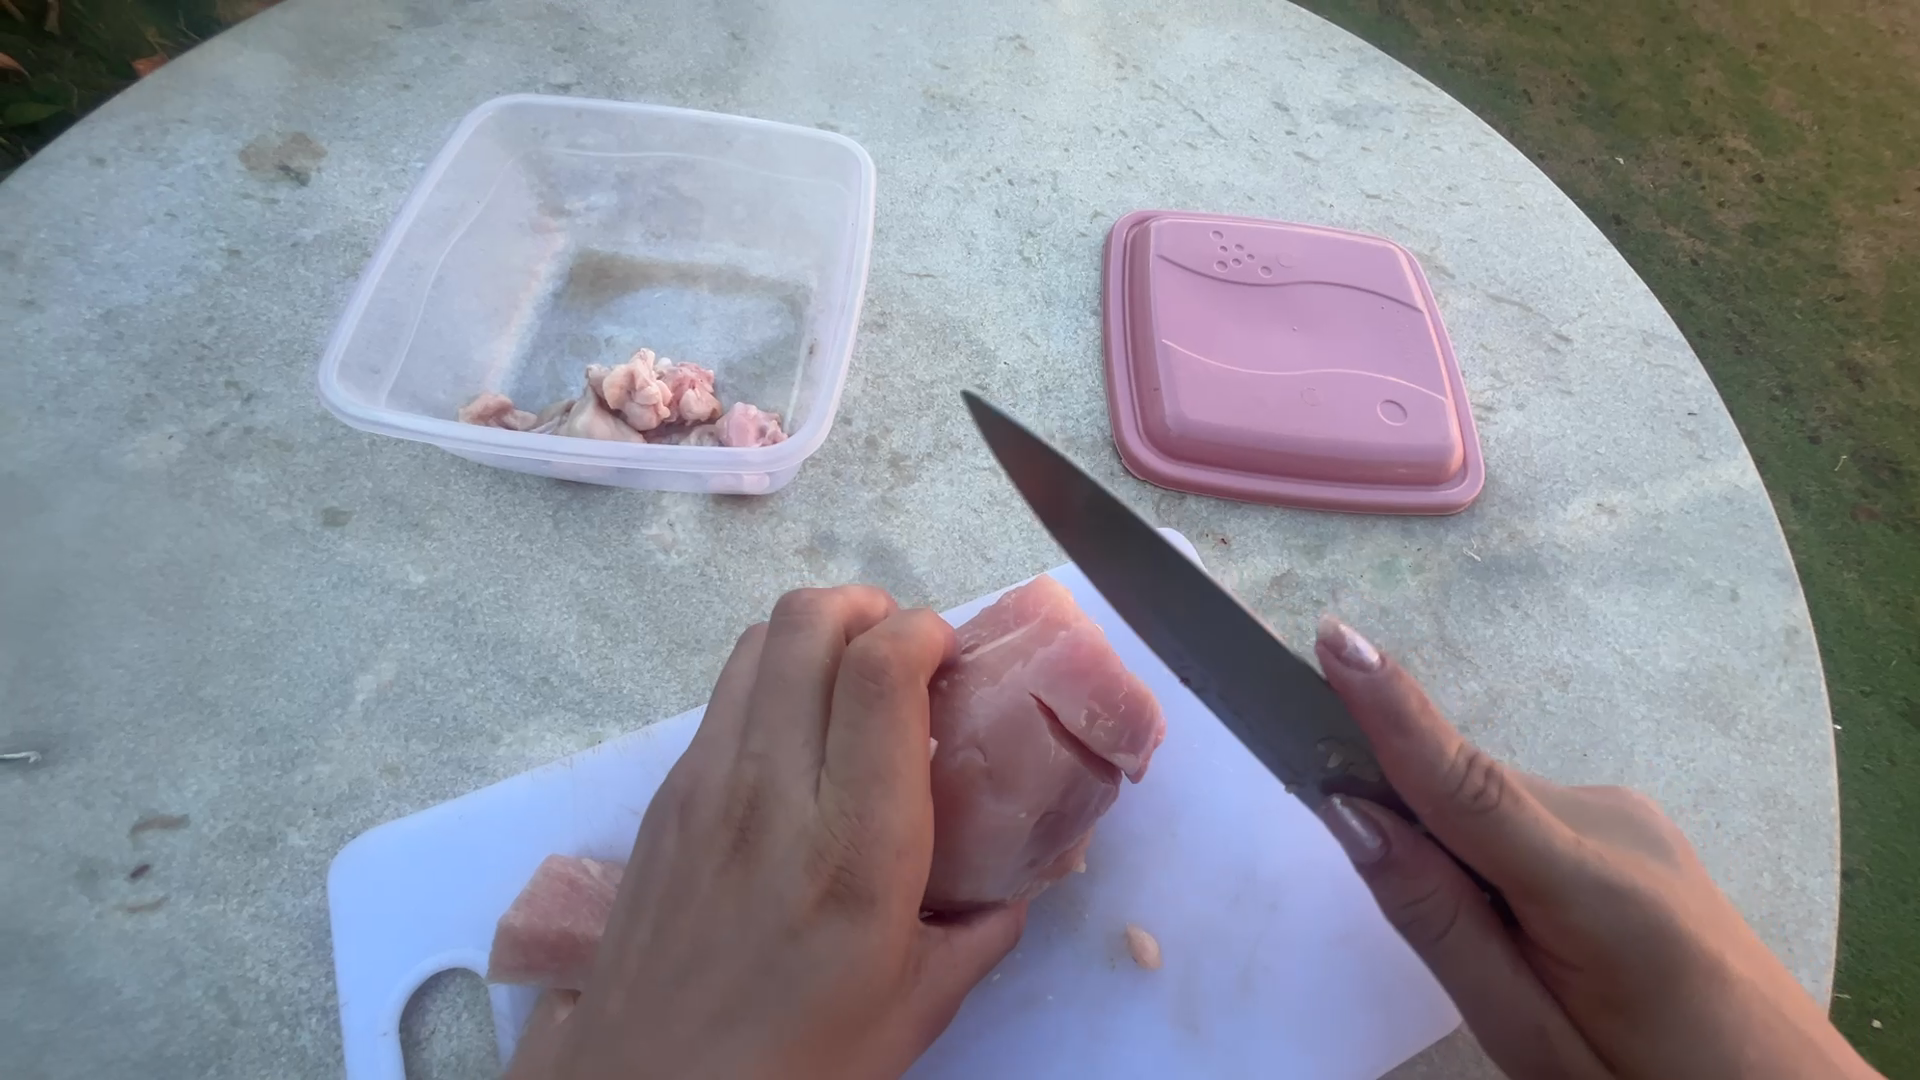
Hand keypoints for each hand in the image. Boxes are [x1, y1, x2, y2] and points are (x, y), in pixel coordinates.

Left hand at [511, 586, 1027, 1079]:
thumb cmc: (800, 1063)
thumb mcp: (918, 1004)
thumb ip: (982, 929)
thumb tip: (1018, 878)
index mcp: (856, 844)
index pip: (880, 674)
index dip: (922, 631)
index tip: (948, 654)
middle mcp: (774, 790)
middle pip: (808, 624)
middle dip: (867, 607)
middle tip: (899, 648)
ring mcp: (707, 782)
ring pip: (760, 640)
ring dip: (817, 632)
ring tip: (849, 674)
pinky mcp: (667, 791)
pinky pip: (728, 690)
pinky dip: (774, 674)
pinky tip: (795, 732)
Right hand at [1311, 616, 1878, 1079]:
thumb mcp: (1531, 1040)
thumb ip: (1438, 921)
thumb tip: (1350, 812)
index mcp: (1601, 896)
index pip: (1467, 783)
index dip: (1393, 709)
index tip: (1335, 637)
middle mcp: (1614, 825)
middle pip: (1459, 789)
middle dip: (1404, 820)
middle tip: (1421, 915)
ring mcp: (1625, 815)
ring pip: (1479, 797)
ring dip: (1446, 840)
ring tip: (1496, 947)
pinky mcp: (1623, 819)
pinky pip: (1508, 805)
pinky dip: (1479, 839)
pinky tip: (1521, 917)